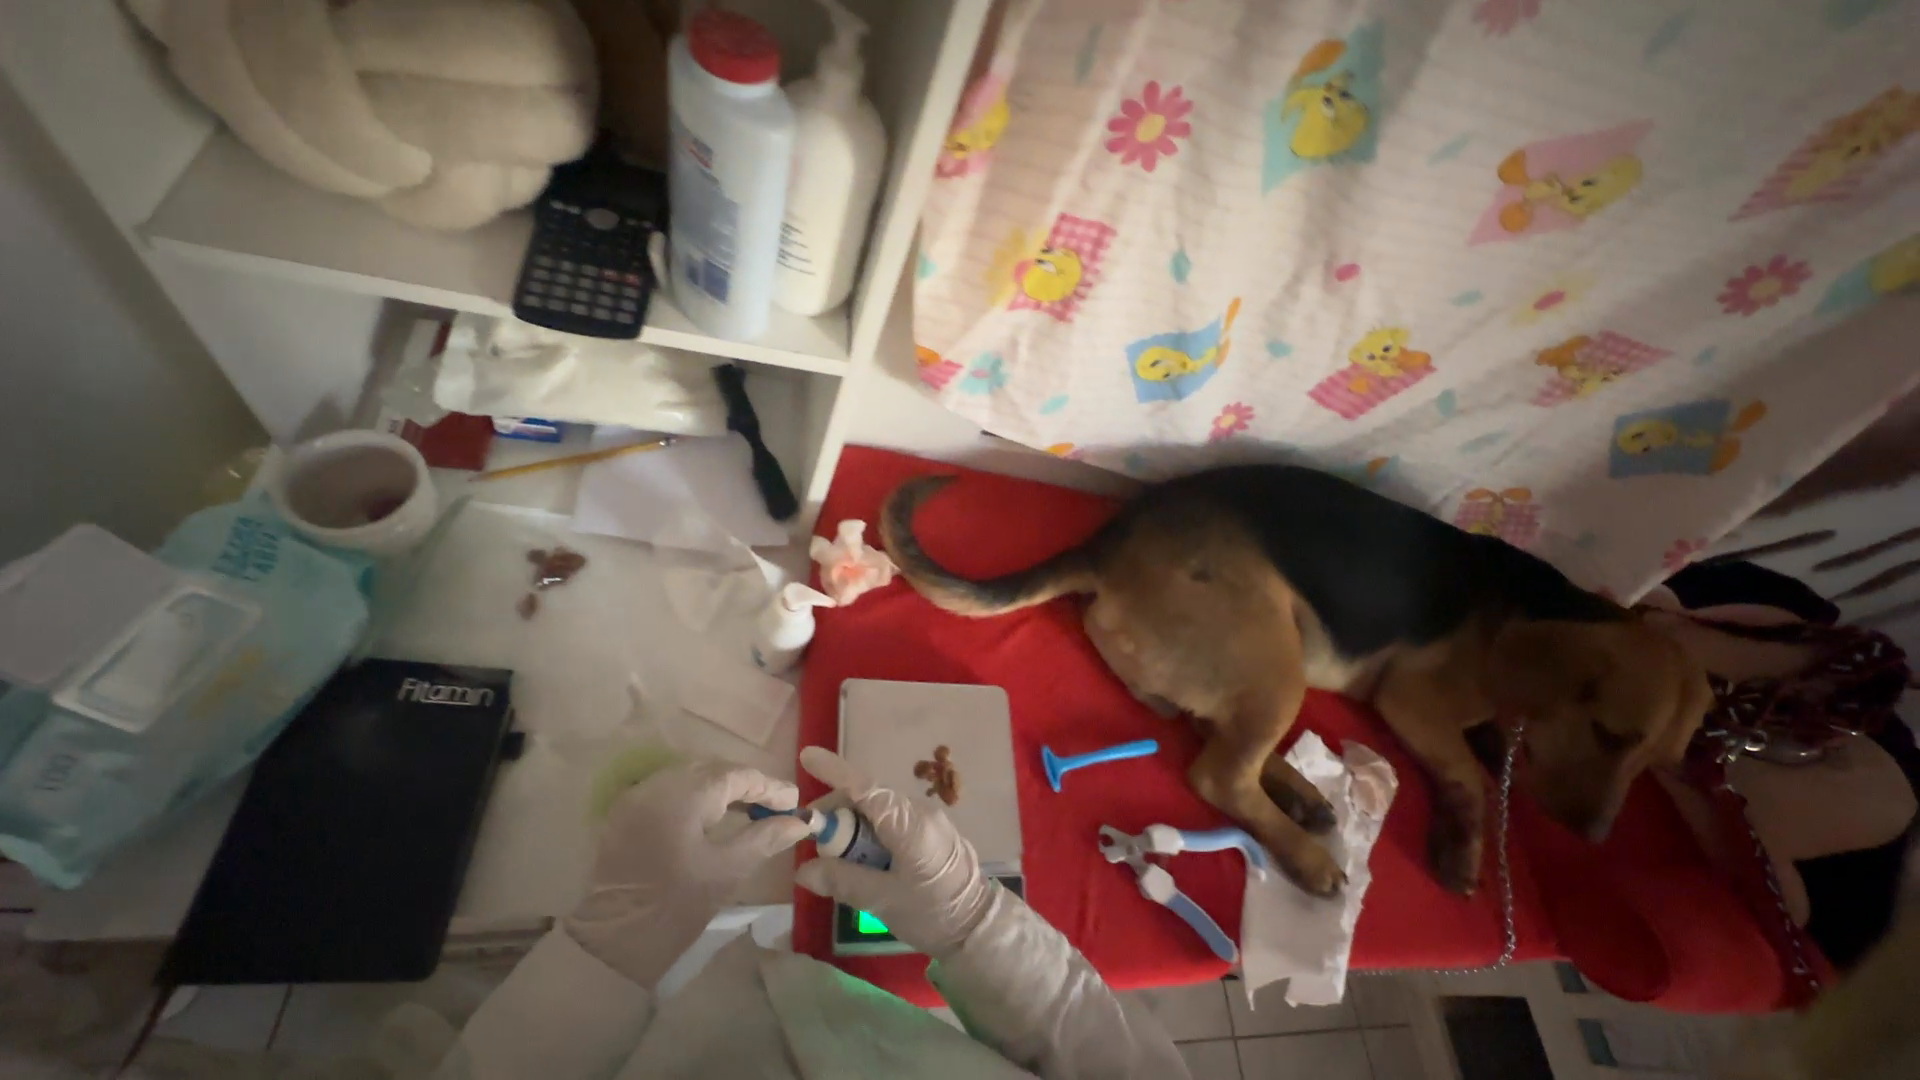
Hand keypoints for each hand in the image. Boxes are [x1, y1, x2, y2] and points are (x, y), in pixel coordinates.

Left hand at [564, 760, 810, 985]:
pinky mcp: (627, 813)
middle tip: (776, 808)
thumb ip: (766, 837)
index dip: (770, 787)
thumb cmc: (675, 908)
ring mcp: (638, 796)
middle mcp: (658, 784)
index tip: (795, 804)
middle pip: (714, 771)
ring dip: (723, 790)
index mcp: (684, 794)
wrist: (612, 946)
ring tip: (750, 812)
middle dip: (747, 786)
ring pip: (692, 777)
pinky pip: (671, 791)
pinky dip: (697, 798)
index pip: (738, 775)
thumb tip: (800, 821)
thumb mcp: (728, 871)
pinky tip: (714, 817)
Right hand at [794, 746, 992, 957]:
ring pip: (879, 810)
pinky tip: (860, 858)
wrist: (978, 927)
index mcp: (910, 824)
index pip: (866, 789)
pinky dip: (870, 833)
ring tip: (834, 856)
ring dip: (853, 825)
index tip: (808, 756)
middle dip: (837, 811)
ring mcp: (928, 819)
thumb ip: (842, 880)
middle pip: (869, 798)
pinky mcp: (931, 832)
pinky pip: (892, 821)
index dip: (835, 771)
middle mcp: (920, 812)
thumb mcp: (883, 901)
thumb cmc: (933, 913)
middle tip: (811, 837)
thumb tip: (803, 870)